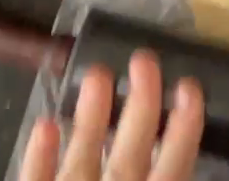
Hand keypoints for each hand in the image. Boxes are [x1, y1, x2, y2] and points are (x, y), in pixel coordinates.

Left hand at [20, 50, 204, 180]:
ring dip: (90, 119)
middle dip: (139, 106)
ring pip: (82, 161)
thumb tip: (181, 160)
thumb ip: (171, 173)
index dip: (183, 129)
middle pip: (129, 157)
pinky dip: (39, 157)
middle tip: (145, 58)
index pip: (173, 170)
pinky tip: (45, 124)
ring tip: (98, 74)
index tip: (190, 86)